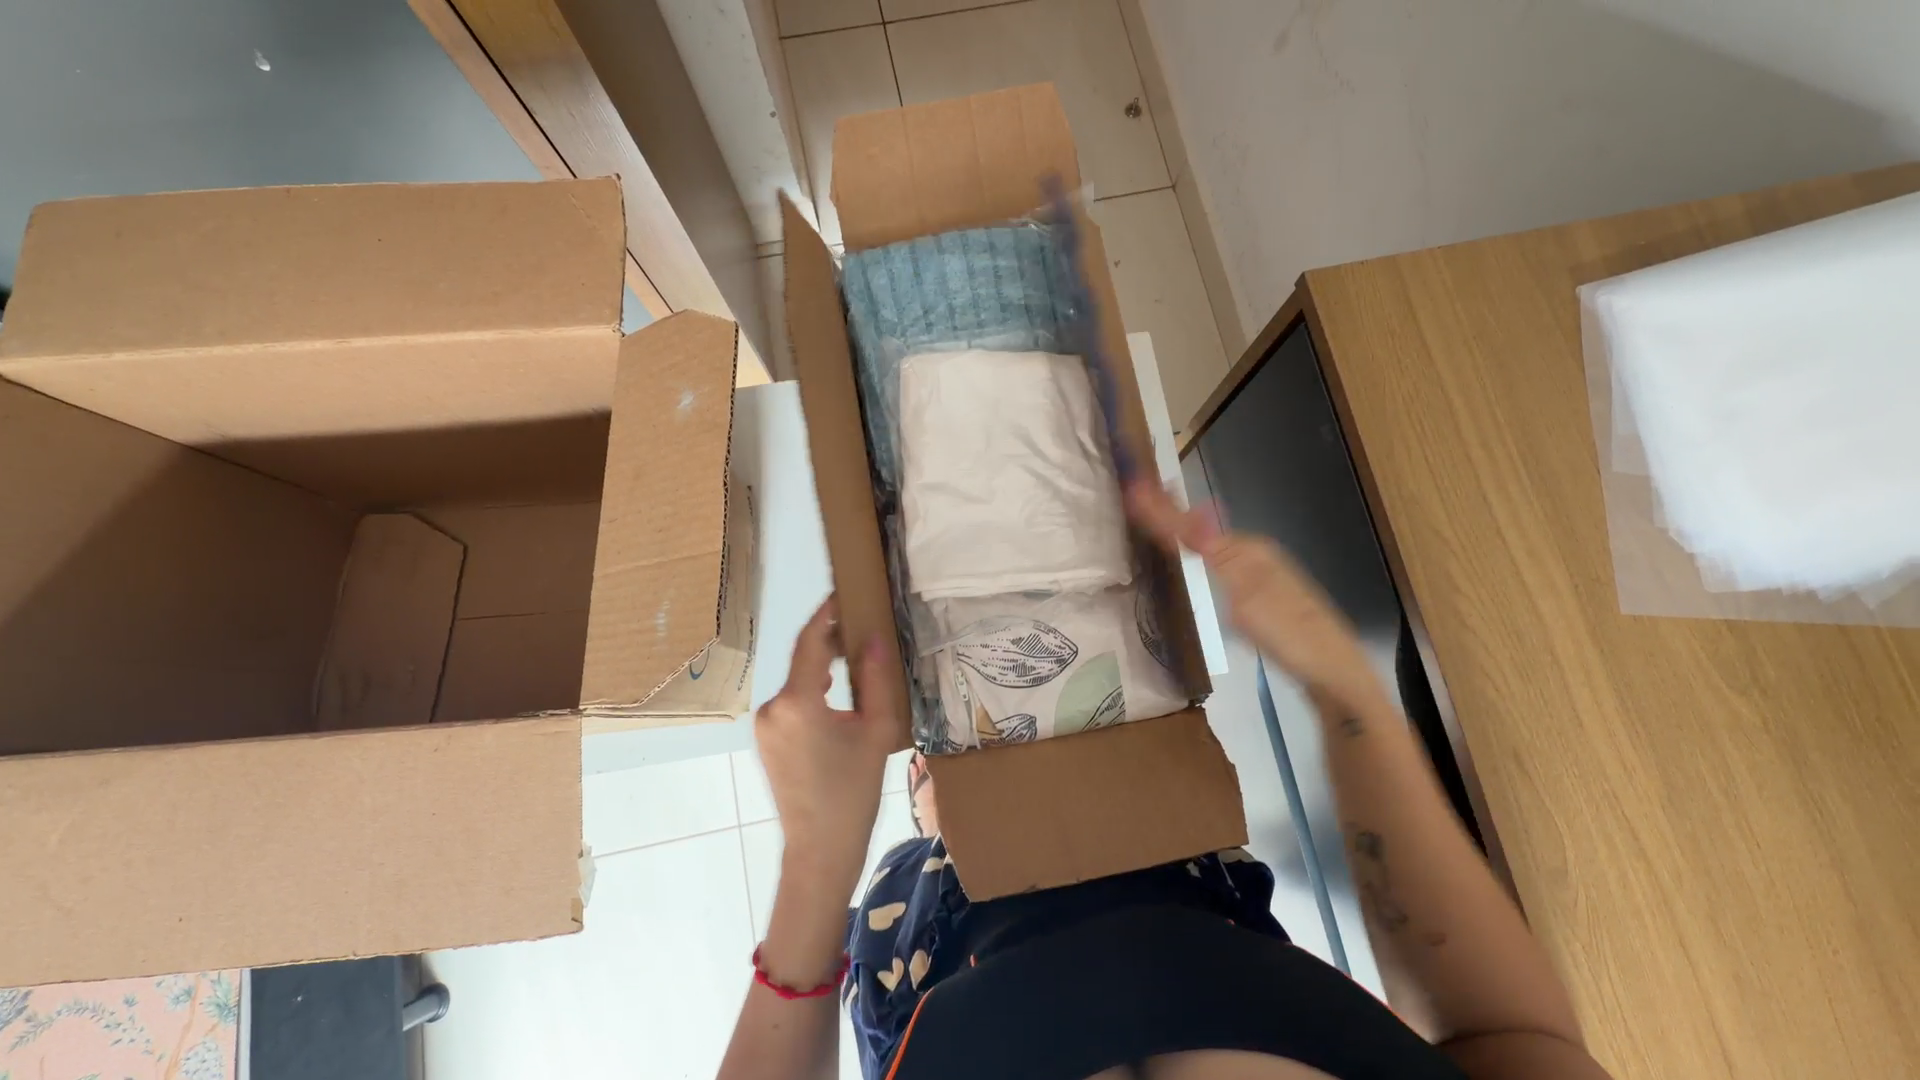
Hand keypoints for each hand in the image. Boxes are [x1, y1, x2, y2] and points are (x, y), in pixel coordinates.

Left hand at [754, 596, 899, 895]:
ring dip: (823, 668)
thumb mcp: (876, 732)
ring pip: (798, 682)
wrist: (820, 848)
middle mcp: (773, 707)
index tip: (845, 593)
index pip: (810, 640)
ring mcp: (764, 724)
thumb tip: (873, 638)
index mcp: (798, 701)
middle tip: (864, 629)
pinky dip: (813, 691)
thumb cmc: (854, 793)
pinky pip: (792, 702)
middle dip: (831, 641)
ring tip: (857, 663)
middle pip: (803, 660)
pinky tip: (838, 699)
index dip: (827, 613)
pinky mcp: (765, 739)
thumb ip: (876, 679)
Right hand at [1125, 481, 1375, 704]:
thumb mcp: (1248, 596)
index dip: (1163, 512)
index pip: (1192, 528)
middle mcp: (1255, 557)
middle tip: (1139, 496)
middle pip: (1202, 532)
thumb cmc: (1289, 635)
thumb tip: (1191, 516)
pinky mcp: (1261, 599)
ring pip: (1211, 548)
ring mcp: (1260, 577)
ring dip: (1183, 534)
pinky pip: (1220, 566)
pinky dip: (1199, 556)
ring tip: (1155, 518)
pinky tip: (1194, 559)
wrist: (1332, 672)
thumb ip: (1217, 557)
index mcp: (1248, 551)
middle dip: (1171, 515)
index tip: (1134, 491)